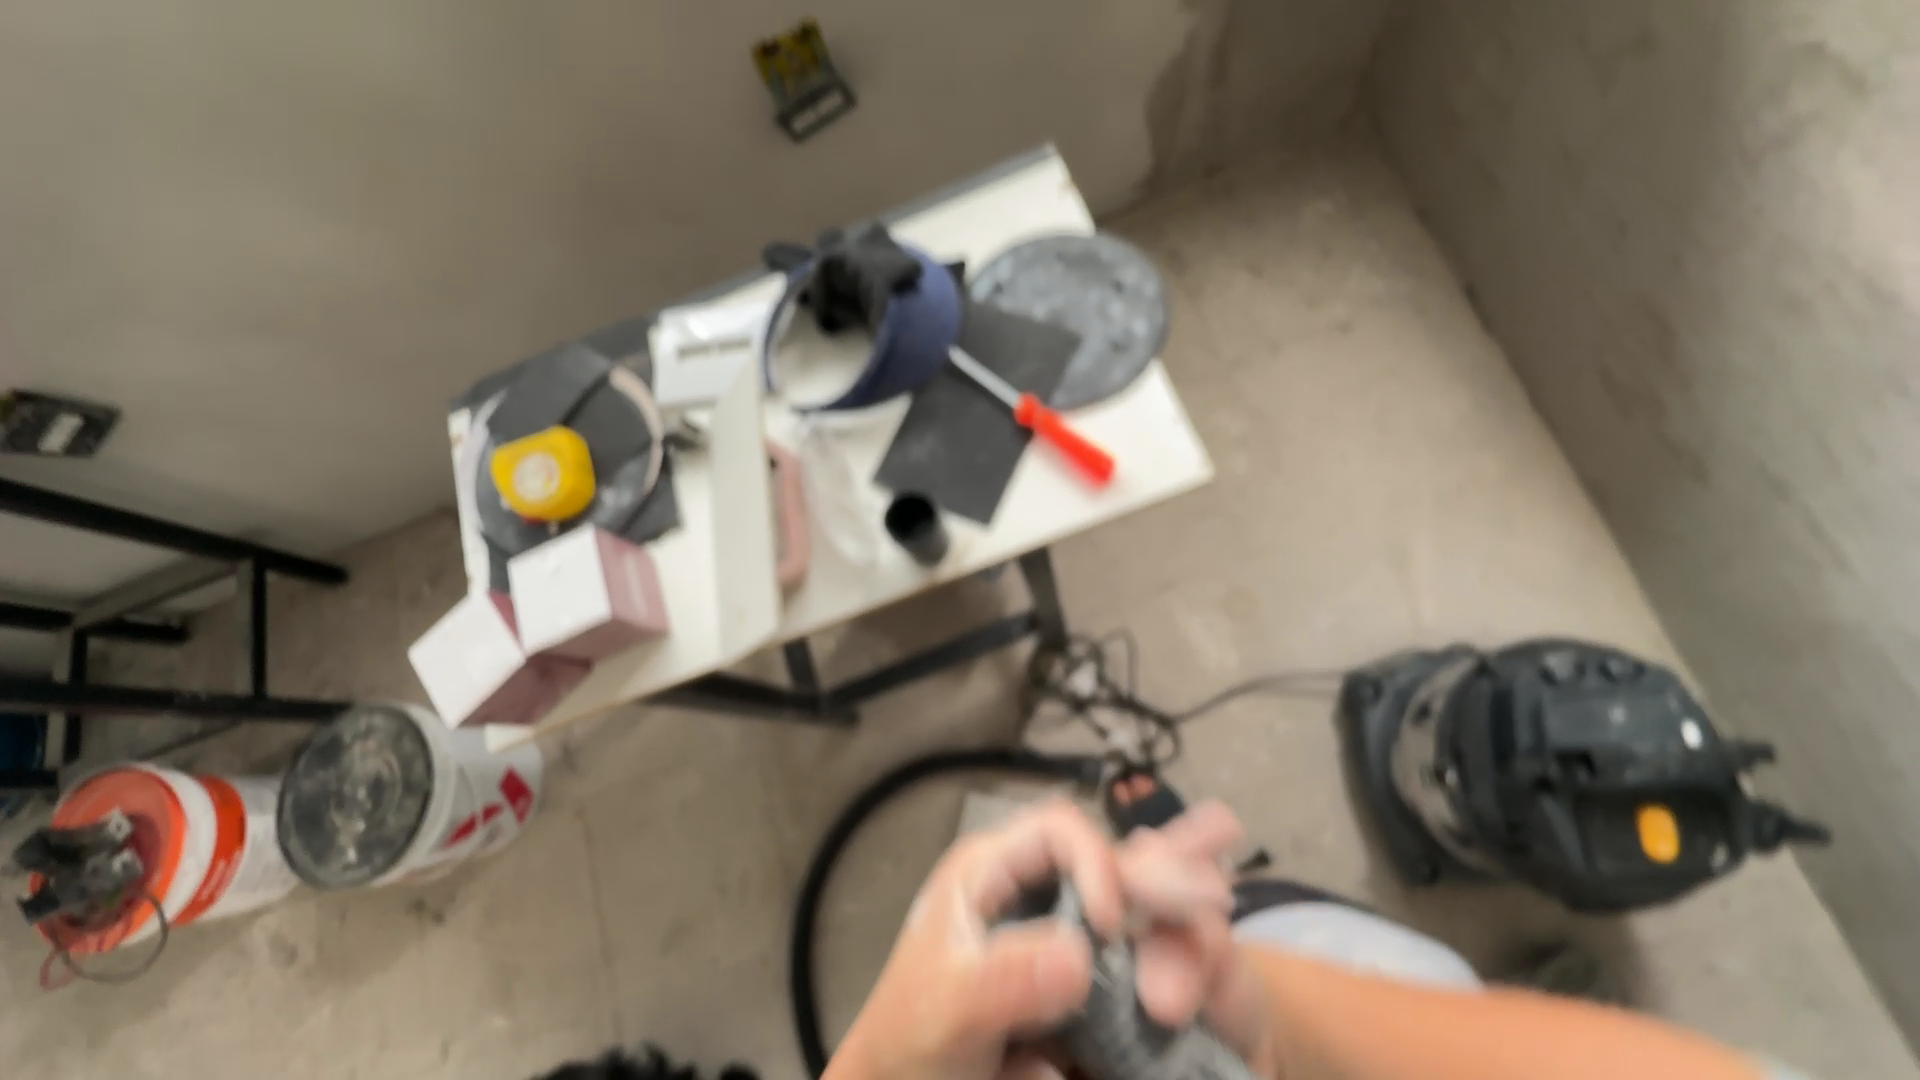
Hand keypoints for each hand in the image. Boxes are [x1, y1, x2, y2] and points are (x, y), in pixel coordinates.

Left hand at [828, 798, 1274, 1079]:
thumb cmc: (911, 1042)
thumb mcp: (946, 1012)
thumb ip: (1004, 980)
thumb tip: (1081, 954)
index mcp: (988, 871)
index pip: (1058, 832)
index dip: (1096, 861)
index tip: (1115, 924)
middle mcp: (1028, 887)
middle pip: (1104, 863)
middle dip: (1159, 875)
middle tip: (1215, 897)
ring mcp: (1054, 929)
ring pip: (1126, 900)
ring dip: (1173, 902)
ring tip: (1221, 902)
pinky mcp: (1075, 975)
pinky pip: (1131, 946)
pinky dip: (1168, 934)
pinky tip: (1207, 928)